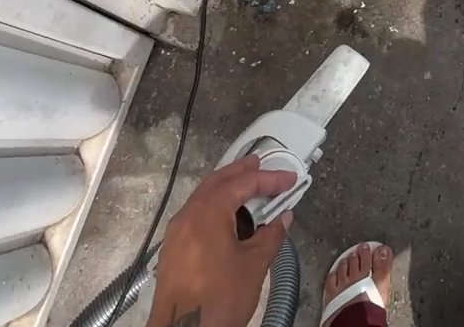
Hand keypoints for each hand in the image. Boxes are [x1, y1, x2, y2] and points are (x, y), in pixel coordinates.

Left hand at [147, 155, 295, 326]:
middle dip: (241, 171)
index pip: (244, 183)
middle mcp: (187, 215)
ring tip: (250, 190)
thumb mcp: (254, 265)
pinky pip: (196, 215)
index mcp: (207, 212)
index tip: (291, 179)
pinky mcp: (172, 252)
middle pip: (217, 181)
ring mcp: (175, 234)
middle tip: (262, 163)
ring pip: (203, 197)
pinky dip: (215, 208)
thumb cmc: (220, 298)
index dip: (270, 179)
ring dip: (227, 189)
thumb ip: (271, 235)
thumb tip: (283, 218)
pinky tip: (230, 220)